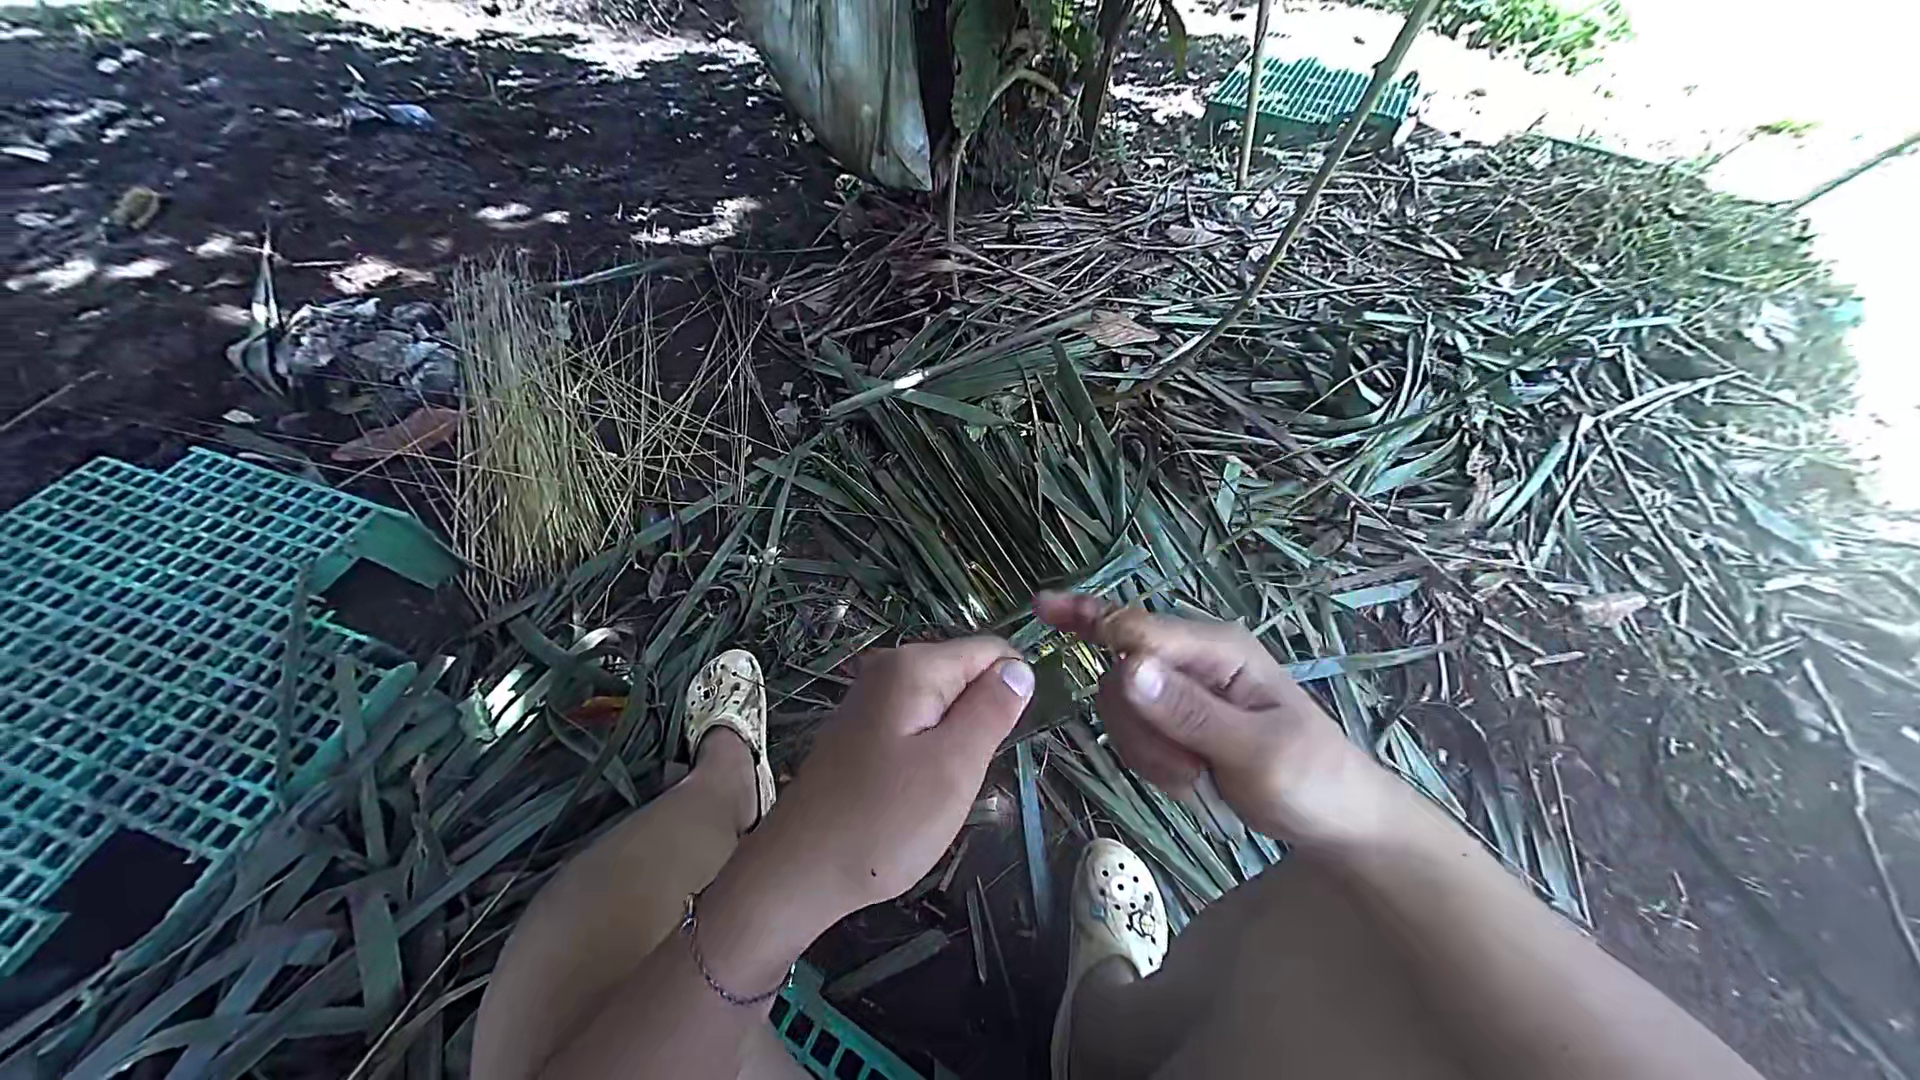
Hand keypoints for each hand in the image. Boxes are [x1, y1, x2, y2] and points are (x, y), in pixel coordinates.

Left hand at [744, 637, 1033, 927]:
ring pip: (944, 704)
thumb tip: (1020, 667)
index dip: (1012, 690)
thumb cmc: (882, 821)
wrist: (796, 873)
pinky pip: (917, 724)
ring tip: (942, 785)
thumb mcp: (954, 766)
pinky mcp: (862, 728)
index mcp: (914, 666)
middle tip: (967, 771)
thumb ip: (992, 710)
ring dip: (957, 740)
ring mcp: (871, 699)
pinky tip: (915, 789)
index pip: (991, 650)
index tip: (1006, 741)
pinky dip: (930, 751)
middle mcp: (889, 668)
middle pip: (966, 675)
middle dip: (982, 718)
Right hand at [1036, 591, 1400, 850]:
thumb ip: (1189, 712)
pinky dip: (1151, 761)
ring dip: (1148, 750)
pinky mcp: (1172, 715)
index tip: (1041, 607)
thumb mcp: (1258, 753)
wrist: (1334, 821)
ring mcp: (1180, 687)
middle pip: (1120, 674)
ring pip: (1120, 707)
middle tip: (1184, 770)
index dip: (1088, 616)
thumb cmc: (1312, 780)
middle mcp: (1192, 658)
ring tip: (1196, 778)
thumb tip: (1126, 669)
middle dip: (1139, 728)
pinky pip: (1131, 731)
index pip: (1139, 628)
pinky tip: (1189, 778)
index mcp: (1217, 649)